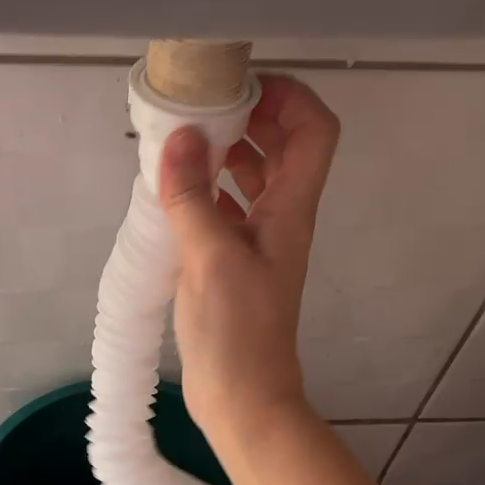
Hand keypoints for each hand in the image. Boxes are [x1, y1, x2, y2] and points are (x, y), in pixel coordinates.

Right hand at [158, 74, 339, 441]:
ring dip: (221, 155)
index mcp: (290, 211)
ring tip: (177, 143)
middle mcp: (280, 220)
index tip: (239, 84)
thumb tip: (178, 138)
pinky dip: (202, 194)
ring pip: (249, 180)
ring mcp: (256, 244)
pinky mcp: (231, 267)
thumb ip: (193, 198)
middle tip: (198, 106)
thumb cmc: (236, 333)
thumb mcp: (212, 259)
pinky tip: (171, 193)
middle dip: (246, 117)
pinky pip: (223, 213)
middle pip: (280, 148)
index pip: (314, 131)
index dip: (288, 96)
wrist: (243, 400)